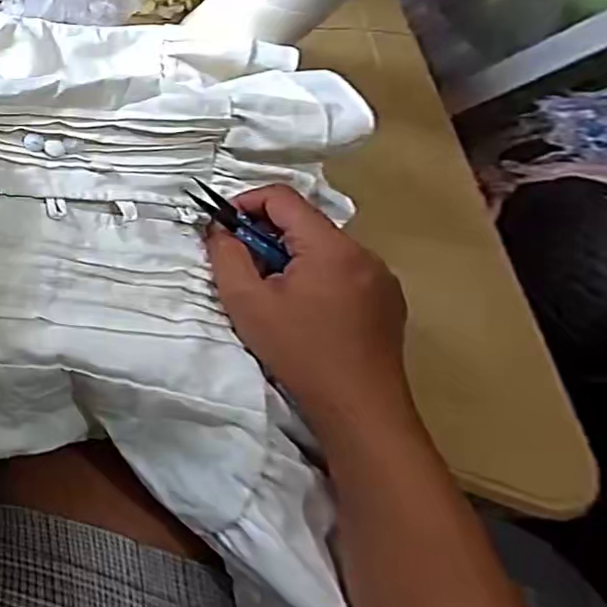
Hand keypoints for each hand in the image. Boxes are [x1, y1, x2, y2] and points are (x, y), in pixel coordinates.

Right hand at [205, 184, 413, 435]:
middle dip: (263, 232)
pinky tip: (298, 304)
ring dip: (285, 252)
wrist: (359, 408)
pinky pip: (338, 266)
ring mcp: (381, 278)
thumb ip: (226, 251)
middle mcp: (364, 256)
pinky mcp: (385, 299)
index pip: (282, 198)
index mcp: (332, 249)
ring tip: (268, 288)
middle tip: (240, 263)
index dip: (244, 203)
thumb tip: (221, 228)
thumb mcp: (244, 297)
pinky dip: (309, 270)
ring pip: (319, 243)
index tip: (223, 229)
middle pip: (302, 220)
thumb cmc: (297, 349)